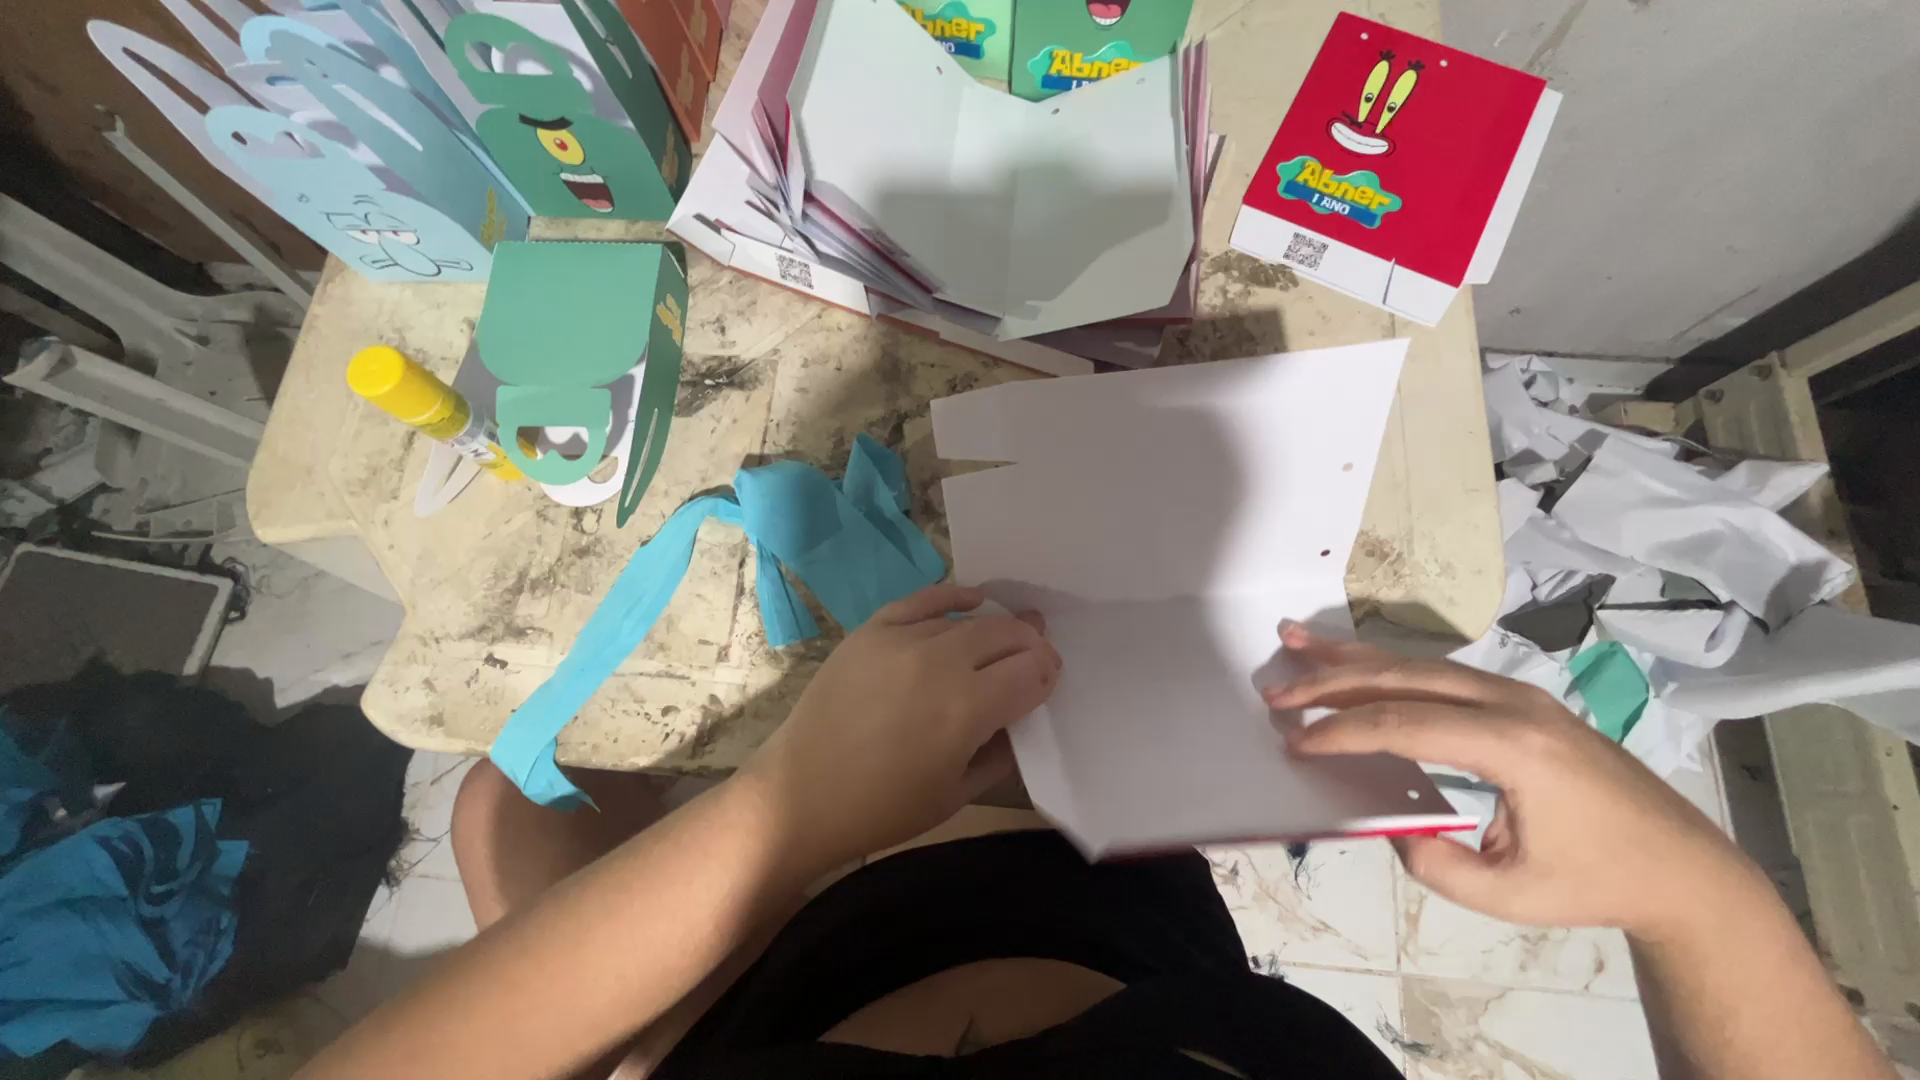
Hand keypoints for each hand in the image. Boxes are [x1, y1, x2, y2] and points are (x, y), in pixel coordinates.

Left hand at [737, 585, 1061, 875]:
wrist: (800, 796)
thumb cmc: (882, 809)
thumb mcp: (957, 793)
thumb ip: (1000, 748)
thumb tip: (1021, 713)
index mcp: (967, 709)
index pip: (1030, 672)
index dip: (1047, 674)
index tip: (1048, 683)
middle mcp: (939, 663)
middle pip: (1005, 636)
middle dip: (1031, 645)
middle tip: (1037, 658)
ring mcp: (902, 640)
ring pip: (969, 620)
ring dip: (998, 628)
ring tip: (1009, 637)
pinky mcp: (871, 631)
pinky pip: (922, 601)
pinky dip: (953, 596)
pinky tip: (973, 599)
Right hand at [1265, 623, 1760, 939]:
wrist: (1683, 866)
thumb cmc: (1596, 882)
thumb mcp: (1508, 893)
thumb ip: (1434, 861)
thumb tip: (1386, 821)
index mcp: (1512, 746)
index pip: (1403, 724)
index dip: (1341, 731)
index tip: (1294, 742)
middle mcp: (1512, 702)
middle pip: (1401, 679)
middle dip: (1330, 683)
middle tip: (1276, 691)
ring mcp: (1516, 692)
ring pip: (1417, 662)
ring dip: (1351, 656)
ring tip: (1294, 642)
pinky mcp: (1516, 696)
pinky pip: (1437, 670)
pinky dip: (1386, 664)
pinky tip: (1353, 660)